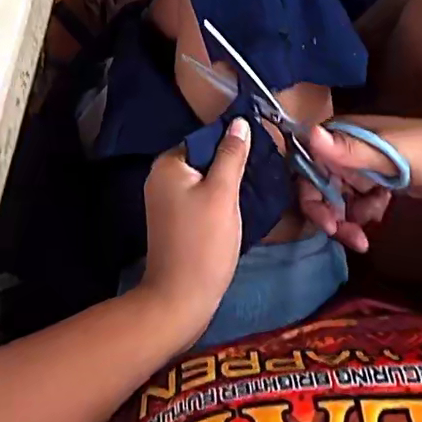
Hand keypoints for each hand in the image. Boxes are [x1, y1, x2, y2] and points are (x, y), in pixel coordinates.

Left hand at [140, 118, 249, 333]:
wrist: (180, 300)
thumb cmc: (203, 241)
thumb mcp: (223, 192)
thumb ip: (232, 154)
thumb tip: (240, 122)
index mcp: (168, 165)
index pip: (205, 137)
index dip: (231, 142)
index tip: (258, 150)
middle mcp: (161, 178)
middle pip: (205, 157)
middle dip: (231, 162)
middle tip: (259, 170)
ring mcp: (167, 201)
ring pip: (206, 178)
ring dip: (228, 181)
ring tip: (253, 186)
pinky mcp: (175, 220)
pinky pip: (201, 196)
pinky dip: (219, 197)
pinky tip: (238, 206)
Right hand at [295, 116, 421, 251]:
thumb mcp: (386, 154)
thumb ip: (348, 149)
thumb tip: (310, 133)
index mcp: (343, 132)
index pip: (308, 163)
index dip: (310, 194)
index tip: (326, 221)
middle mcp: (346, 145)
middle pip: (320, 184)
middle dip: (330, 214)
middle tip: (349, 238)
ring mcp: (360, 163)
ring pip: (337, 196)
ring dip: (347, 218)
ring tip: (367, 233)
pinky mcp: (373, 178)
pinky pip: (355, 200)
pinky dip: (362, 212)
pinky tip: (381, 213)